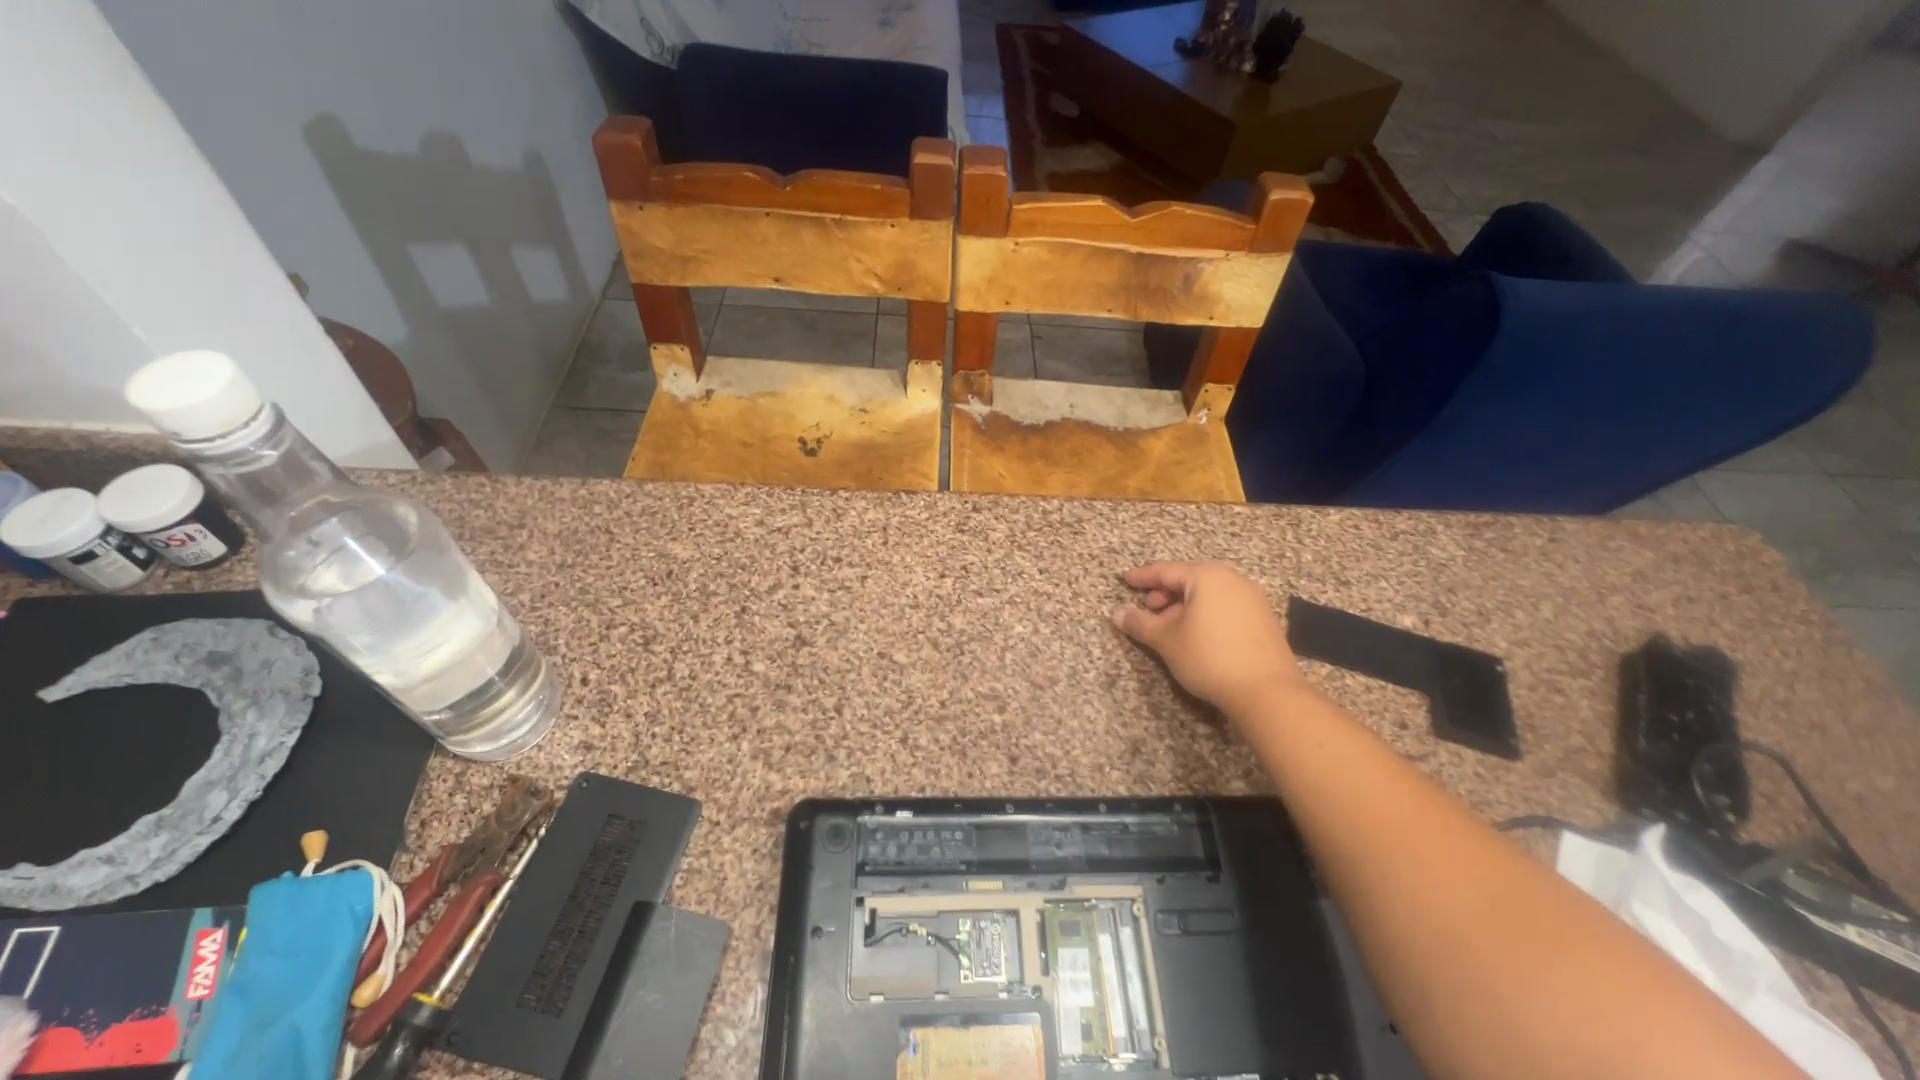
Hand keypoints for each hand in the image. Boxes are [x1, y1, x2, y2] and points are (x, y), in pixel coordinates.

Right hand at [1113, 561, 1306, 714]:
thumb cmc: (1209, 657)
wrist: (1266, 690)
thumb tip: (1118, 614)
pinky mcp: (1262, 618)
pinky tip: (1197, 634)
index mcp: (1207, 576)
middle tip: (1149, 607)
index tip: (1125, 579)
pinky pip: (1225, 606)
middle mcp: (1232, 579)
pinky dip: (1205, 613)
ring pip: (1209, 593)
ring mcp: (1252, 598)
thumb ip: (1140, 624)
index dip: (1143, 576)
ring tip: (1170, 625)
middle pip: (1190, 579)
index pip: (1167, 570)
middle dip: (1165, 592)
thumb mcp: (1167, 640)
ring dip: (1185, 605)